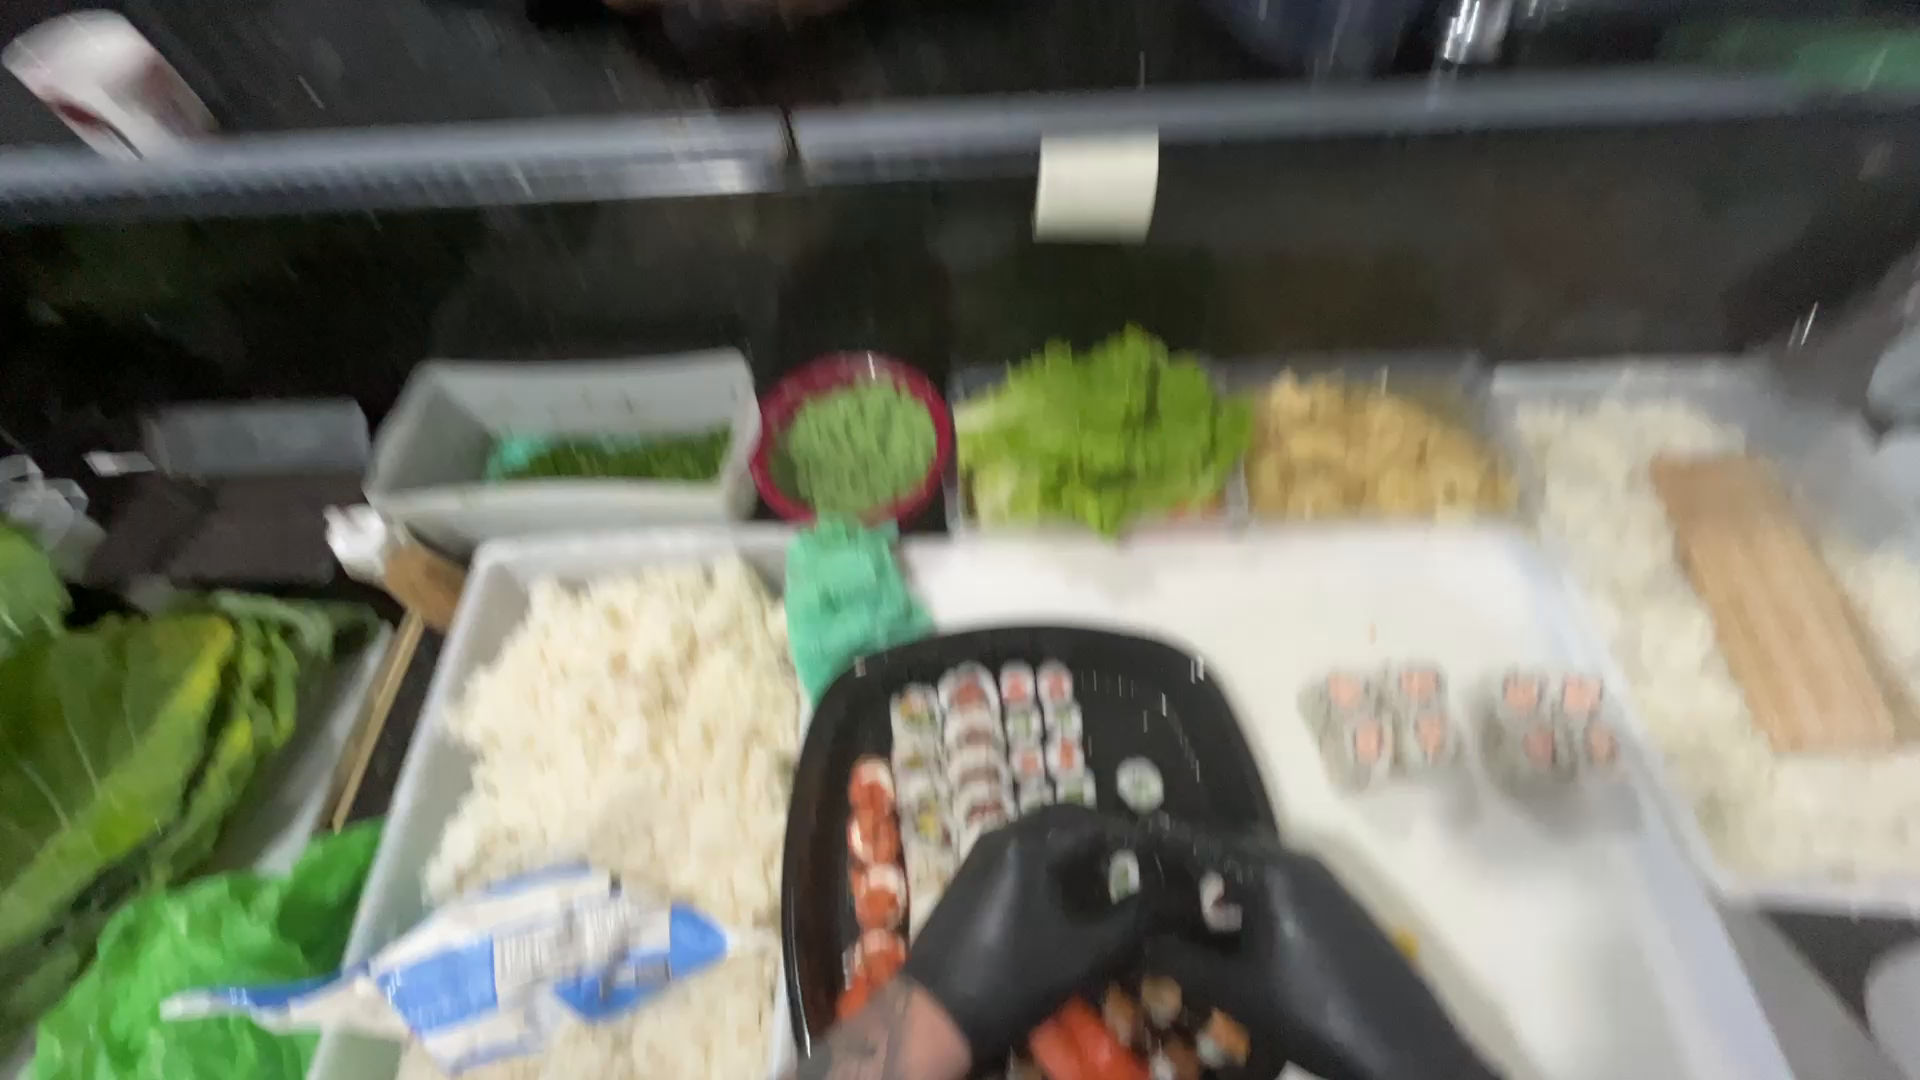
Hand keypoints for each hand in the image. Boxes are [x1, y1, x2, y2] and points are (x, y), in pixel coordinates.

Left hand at [901, 804, 1147, 1062]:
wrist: (932, 1012)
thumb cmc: (1010, 980)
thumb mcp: (1080, 956)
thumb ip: (1132, 922)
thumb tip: (1176, 903)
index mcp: (1028, 845)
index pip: (1095, 826)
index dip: (1134, 838)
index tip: (1164, 853)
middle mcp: (1004, 834)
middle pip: (1065, 819)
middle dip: (1104, 835)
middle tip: (1139, 860)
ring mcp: (983, 850)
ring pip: (1041, 831)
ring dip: (1076, 846)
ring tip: (1108, 878)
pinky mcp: (973, 871)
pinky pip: (1021, 848)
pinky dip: (1050, 858)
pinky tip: (1067, 892)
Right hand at [1141, 823, 1502, 1079]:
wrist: (1414, 1056)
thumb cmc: (1316, 1016)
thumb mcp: (1238, 993)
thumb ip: (1182, 962)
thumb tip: (1140, 942)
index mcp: (1270, 871)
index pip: (1201, 844)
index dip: (1163, 842)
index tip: (1130, 836)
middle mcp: (1298, 862)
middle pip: (1229, 848)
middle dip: (1191, 860)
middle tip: (1156, 875)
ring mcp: (1326, 883)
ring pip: (1257, 867)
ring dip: (1223, 879)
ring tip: (1192, 905)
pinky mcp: (1342, 905)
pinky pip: (1283, 883)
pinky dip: (1252, 895)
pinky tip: (1239, 928)